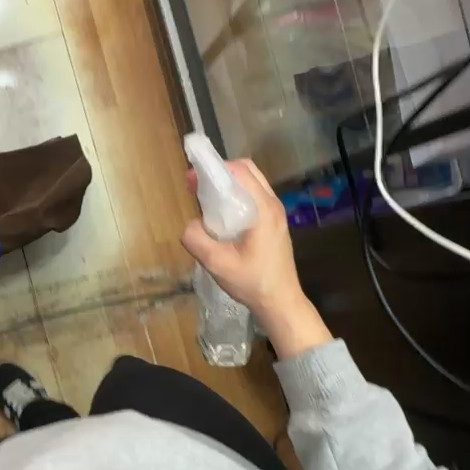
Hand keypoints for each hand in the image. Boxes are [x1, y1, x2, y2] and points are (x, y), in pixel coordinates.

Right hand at [180, 158, 332, 357]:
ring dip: (227, 185)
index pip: (241, 171)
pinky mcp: (272, 223)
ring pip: (250, 184)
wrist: (280, 301)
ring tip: (205, 200)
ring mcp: (275, 213)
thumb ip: (197, 239)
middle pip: (247, 172)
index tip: (194, 177)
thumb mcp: (217, 263)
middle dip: (220, 173)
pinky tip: (220, 216)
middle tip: (197, 186)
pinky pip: (252, 198)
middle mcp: (272, 205)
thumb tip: (190, 225)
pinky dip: (235, 197)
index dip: (215, 168)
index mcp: (264, 210)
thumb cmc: (252, 282)